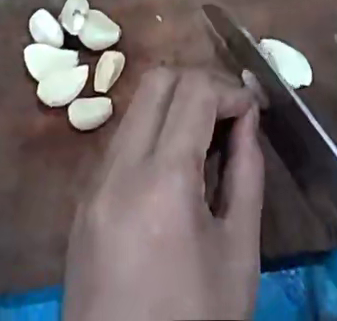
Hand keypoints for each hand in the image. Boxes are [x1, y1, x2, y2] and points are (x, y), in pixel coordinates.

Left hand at [63, 66, 264, 320]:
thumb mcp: (238, 254)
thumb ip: (246, 173)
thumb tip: (249, 118)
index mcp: (162, 181)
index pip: (194, 91)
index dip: (231, 89)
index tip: (254, 111)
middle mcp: (118, 169)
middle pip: (156, 81)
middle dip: (200, 84)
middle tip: (231, 116)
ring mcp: (93, 185)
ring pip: (134, 108)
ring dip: (174, 107)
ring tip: (208, 142)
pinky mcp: (82, 203)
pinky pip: (120, 142)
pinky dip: (152, 134)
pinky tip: (177, 169)